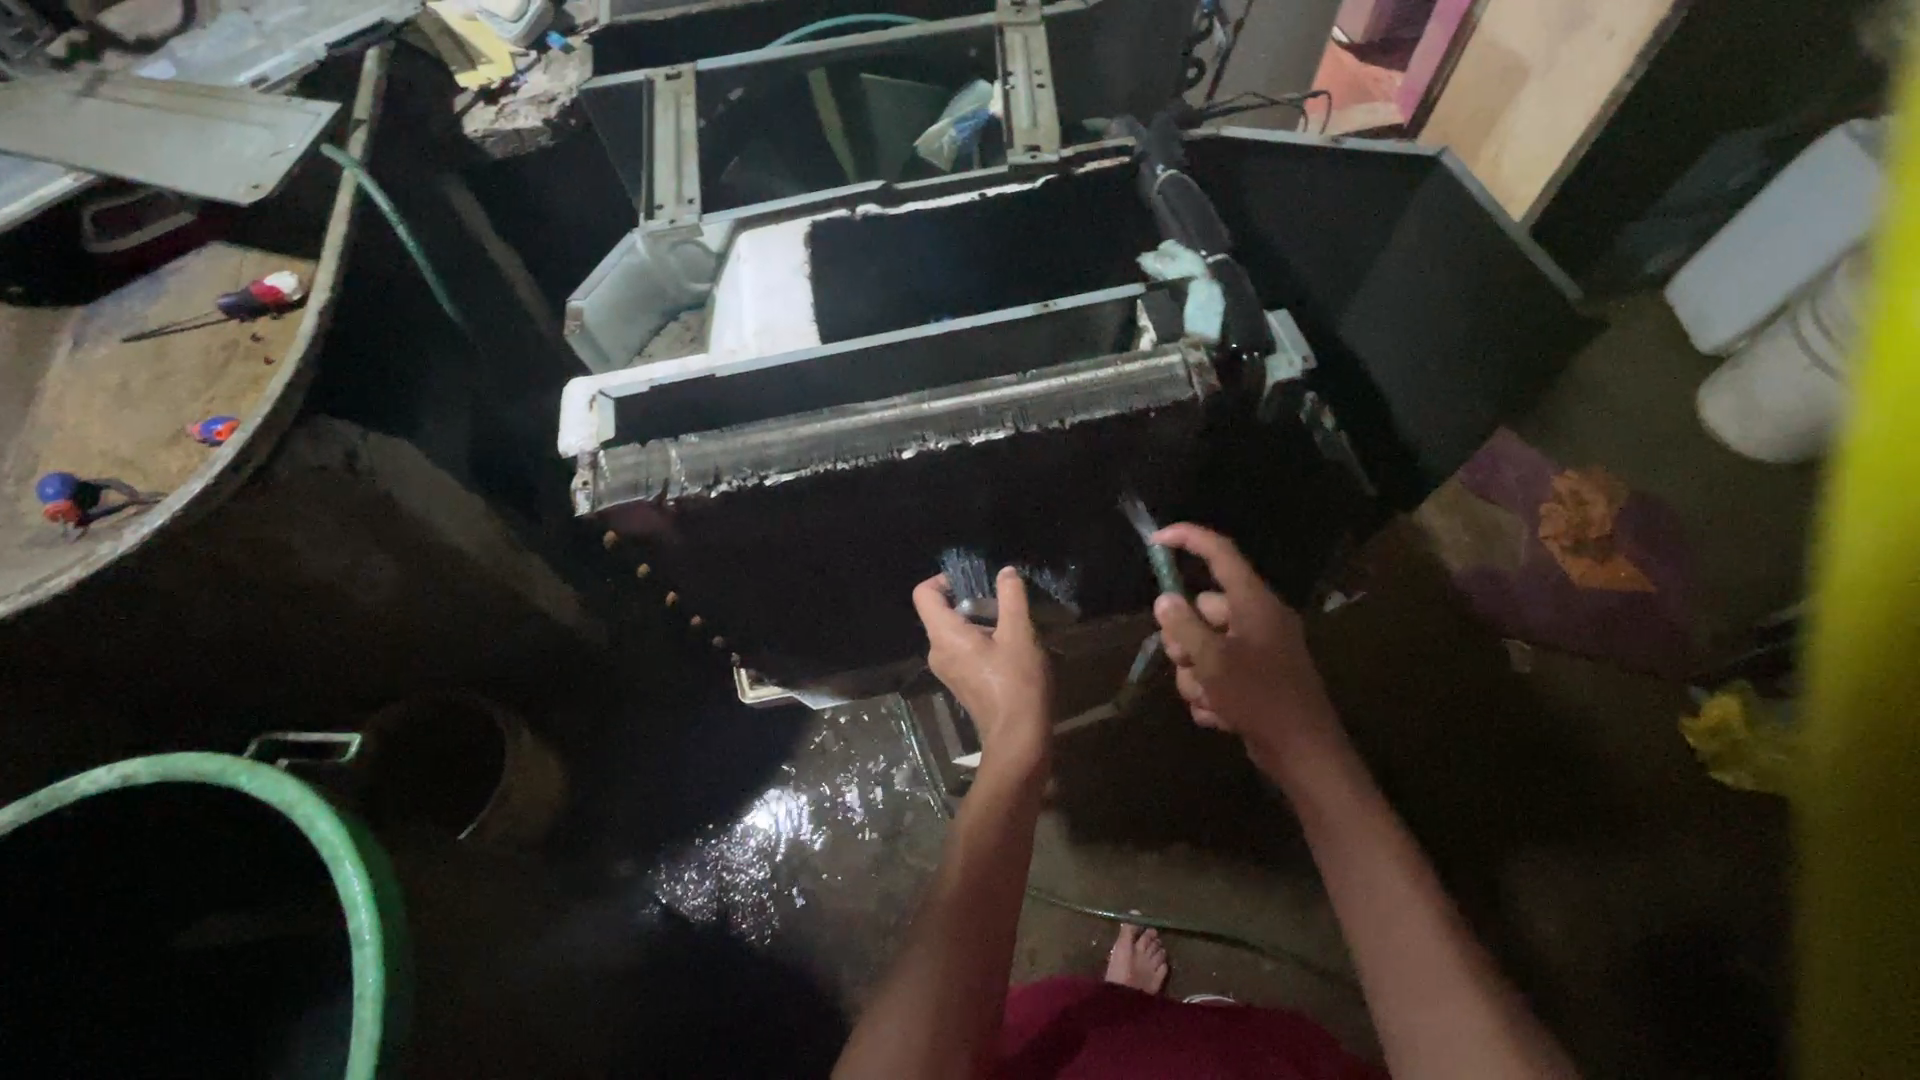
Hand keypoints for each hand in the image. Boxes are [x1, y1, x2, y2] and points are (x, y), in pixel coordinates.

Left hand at [913, 567, 1053, 770]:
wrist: (1018, 737)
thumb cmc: (1017, 683)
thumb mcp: (1020, 634)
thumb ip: (1011, 598)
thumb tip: (1006, 572)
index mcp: (944, 635)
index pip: (924, 594)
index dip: (944, 579)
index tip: (973, 580)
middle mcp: (936, 651)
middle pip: (940, 611)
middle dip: (970, 599)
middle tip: (1002, 601)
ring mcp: (946, 669)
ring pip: (953, 631)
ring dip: (979, 620)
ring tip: (1011, 623)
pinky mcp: (959, 681)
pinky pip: (961, 649)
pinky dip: (979, 639)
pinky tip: (1008, 646)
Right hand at [1149, 524, 1341, 768]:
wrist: (1302, 751)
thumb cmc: (1260, 697)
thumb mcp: (1212, 660)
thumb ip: (1184, 626)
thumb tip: (1164, 600)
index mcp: (1254, 603)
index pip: (1220, 554)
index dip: (1189, 539)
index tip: (1156, 540)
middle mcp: (1257, 620)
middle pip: (1201, 609)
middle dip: (1184, 640)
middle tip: (1185, 662)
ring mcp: (1256, 650)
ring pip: (1203, 647)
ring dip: (1195, 674)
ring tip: (1208, 698)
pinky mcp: (1254, 678)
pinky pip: (1216, 673)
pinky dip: (1210, 693)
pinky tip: (1220, 714)